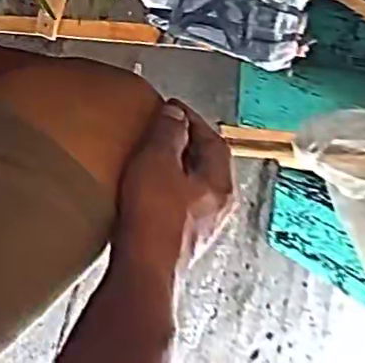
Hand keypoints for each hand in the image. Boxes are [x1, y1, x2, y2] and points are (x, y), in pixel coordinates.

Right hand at [113, 99, 235, 277]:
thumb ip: (168, 134)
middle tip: (160, 121)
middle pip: (207, 161)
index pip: (214, 141)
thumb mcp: (157, 161)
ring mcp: (203, 221)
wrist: (145, 260)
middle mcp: (219, 204)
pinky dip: (169, 177)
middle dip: (185, 138)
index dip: (192, 118)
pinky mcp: (184, 231)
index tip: (170, 104)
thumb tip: (176, 114)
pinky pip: (181, 194)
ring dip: (176, 159)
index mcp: (219, 185)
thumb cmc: (152, 210)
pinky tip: (147, 178)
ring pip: (194, 179)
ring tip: (151, 145)